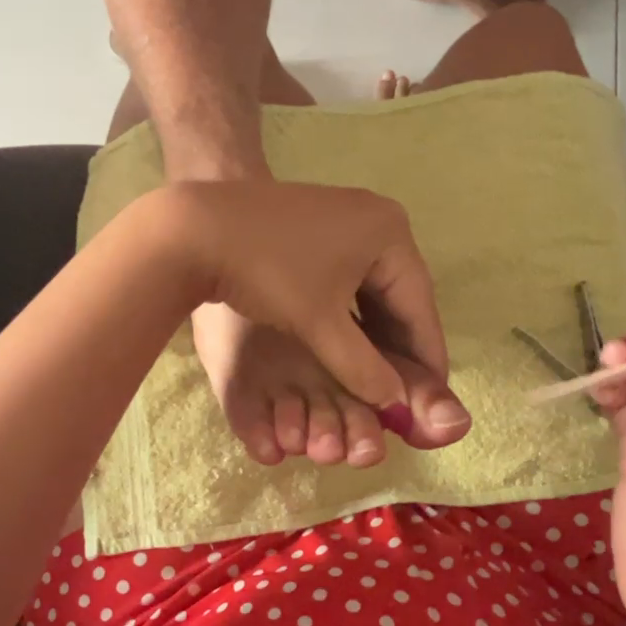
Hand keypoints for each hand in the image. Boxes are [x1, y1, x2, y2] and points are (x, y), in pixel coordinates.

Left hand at [145, 180, 467, 455]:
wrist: (194, 228)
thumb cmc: (267, 272)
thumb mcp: (319, 324)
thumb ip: (362, 368)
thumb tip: (397, 405)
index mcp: (389, 233)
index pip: (420, 307)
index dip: (425, 359)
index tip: (431, 401)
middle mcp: (376, 219)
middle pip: (399, 299)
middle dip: (400, 351)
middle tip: (405, 397)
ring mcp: (345, 221)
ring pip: (371, 294)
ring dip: (374, 338)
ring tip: (377, 381)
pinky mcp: (314, 230)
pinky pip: (347, 284)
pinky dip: (350, 320)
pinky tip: (345, 350)